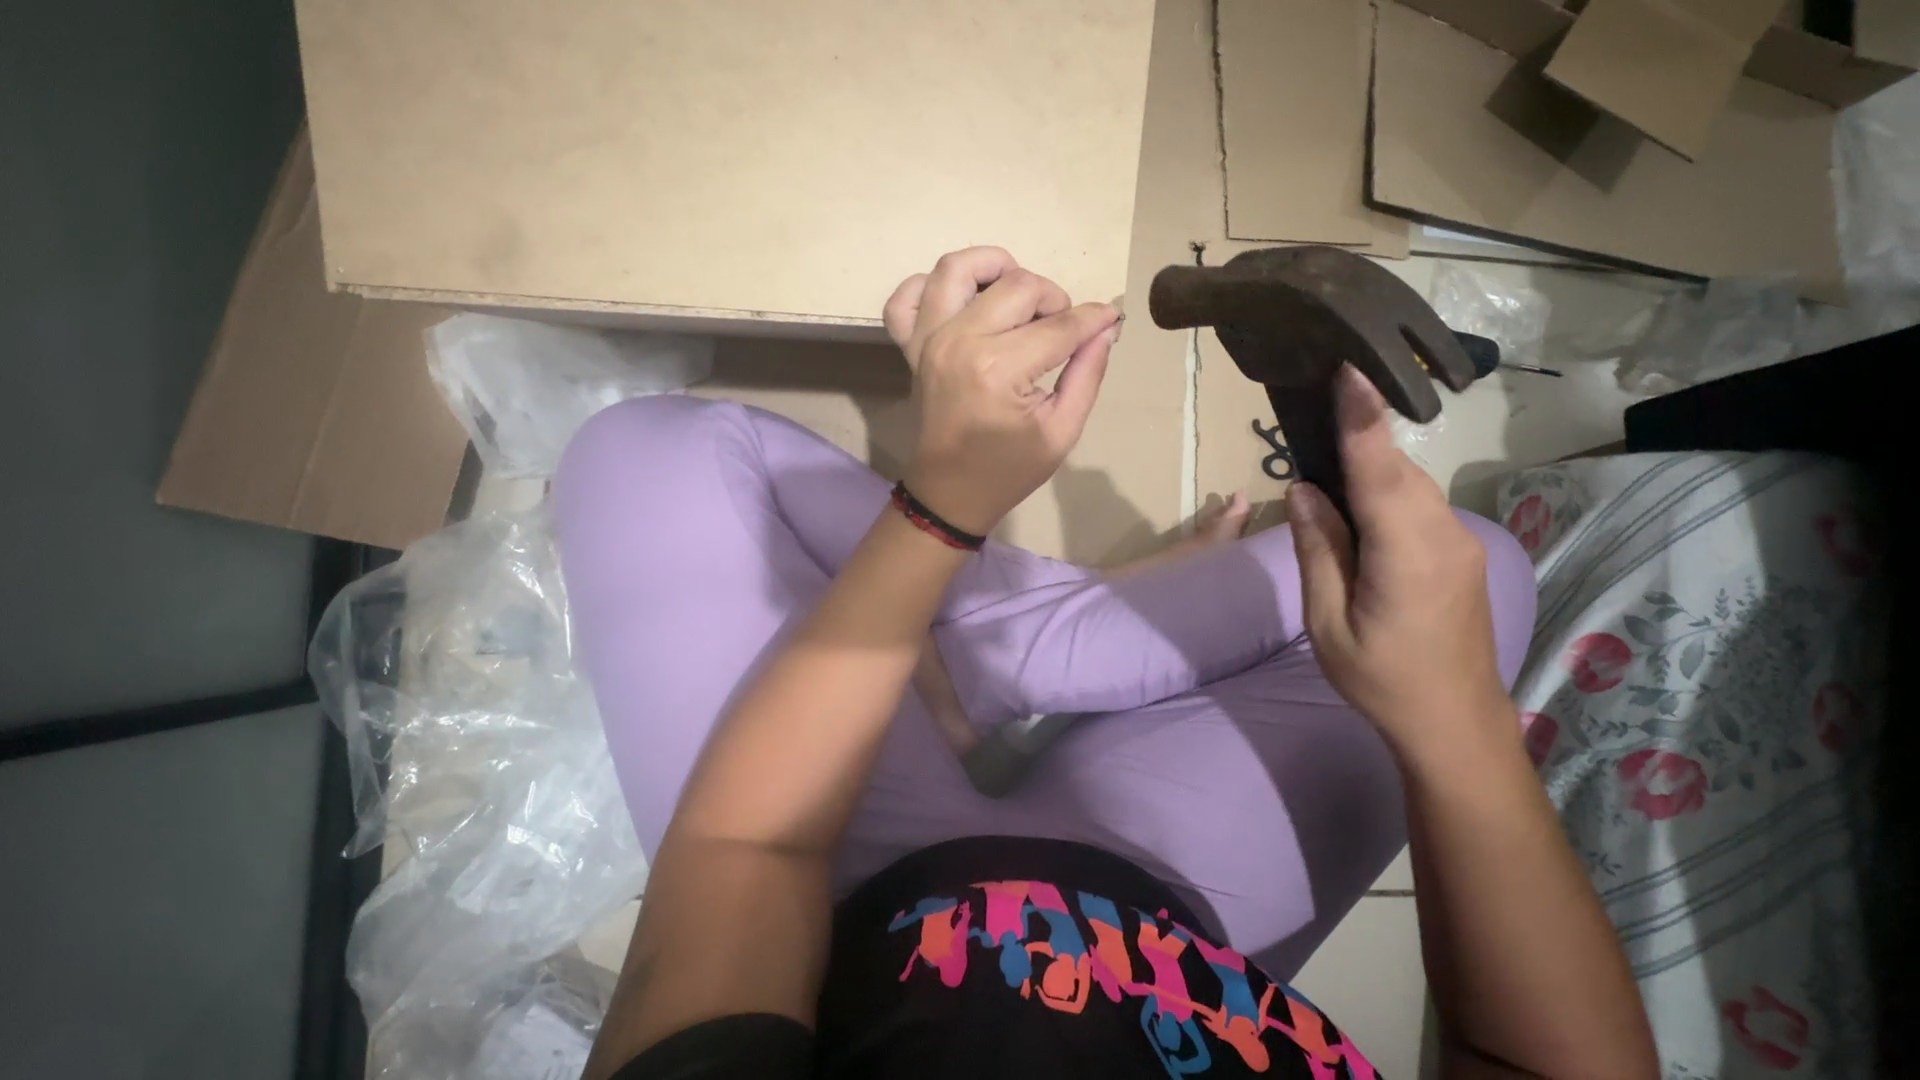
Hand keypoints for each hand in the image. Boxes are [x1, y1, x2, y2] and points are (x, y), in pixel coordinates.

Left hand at [883, 247, 1119, 535]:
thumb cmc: (1008, 470)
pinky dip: (927, 287)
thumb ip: (1087, 374)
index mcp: (998, 370)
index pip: (1058, 325)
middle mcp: (958, 342)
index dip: (1094, 319)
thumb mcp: (1062, 432)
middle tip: (1063, 328)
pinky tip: (959, 301)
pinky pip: (904, 298)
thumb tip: (1105, 328)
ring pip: (956, 268)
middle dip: (1053, 297)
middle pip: (1016, 284)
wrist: (949, 494)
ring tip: (1017, 295)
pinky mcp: (910, 346)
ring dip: (993, 267)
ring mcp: (927, 340)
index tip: (1110, 320)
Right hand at [1286, 366, 1513, 758]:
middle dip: (1358, 434)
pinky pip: (1420, 503)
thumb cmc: (1381, 680)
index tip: (1347, 368)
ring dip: (1372, 463)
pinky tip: (1358, 499)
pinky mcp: (1462, 552)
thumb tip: (1303, 489)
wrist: (1456, 723)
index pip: (1380, 469)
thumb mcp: (1327, 623)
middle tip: (1314, 406)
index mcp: (1406, 554)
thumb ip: (1318, 550)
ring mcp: (1460, 542)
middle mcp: (1443, 535)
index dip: (1362, 417)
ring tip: (1326, 453)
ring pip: (1410, 484)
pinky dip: (1387, 487)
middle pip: (1396, 469)